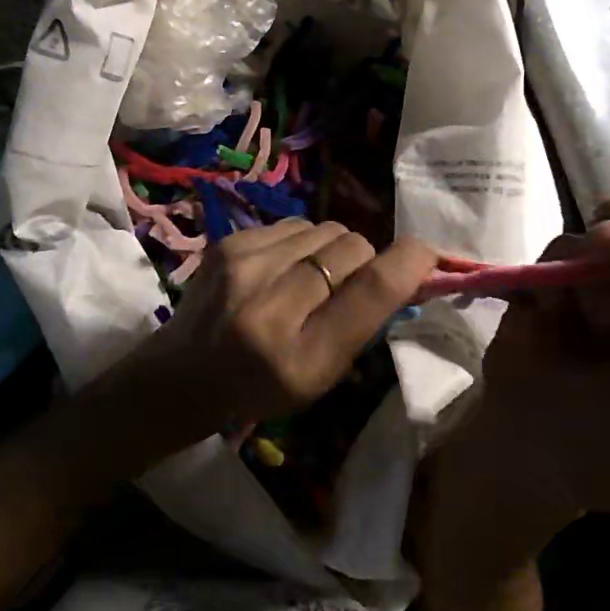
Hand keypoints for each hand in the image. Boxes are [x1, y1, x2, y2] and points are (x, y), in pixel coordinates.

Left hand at [131, 218, 439, 438]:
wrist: (183, 372)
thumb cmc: (260, 386)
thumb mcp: (320, 375)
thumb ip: (361, 322)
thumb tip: (404, 266)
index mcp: (302, 356)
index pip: (371, 290)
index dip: (408, 263)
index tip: (426, 253)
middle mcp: (271, 305)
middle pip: (352, 246)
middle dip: (362, 260)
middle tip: (344, 285)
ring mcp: (244, 265)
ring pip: (325, 228)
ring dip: (330, 249)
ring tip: (307, 278)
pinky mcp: (229, 241)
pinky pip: (294, 224)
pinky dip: (300, 243)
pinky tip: (279, 268)